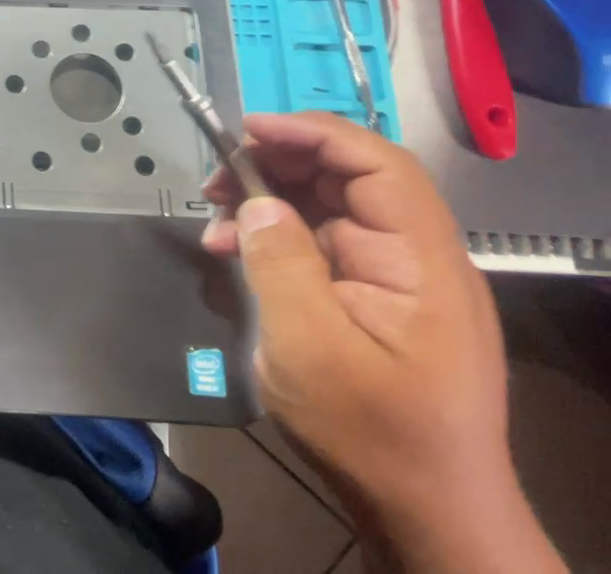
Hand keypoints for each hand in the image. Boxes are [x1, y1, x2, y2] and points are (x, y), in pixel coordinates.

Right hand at [202, 113, 557, 570]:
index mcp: (420, 262)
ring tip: (214, 226)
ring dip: (269, 205)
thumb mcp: (308, 343)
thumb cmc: (369, 428)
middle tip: (213, 183)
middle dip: (277, 167)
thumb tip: (256, 203)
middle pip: (350, 180)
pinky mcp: (375, 302)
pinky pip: (323, 248)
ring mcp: (397, 282)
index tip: (244, 130)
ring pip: (330, 211)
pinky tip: (236, 257)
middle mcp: (417, 259)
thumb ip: (280, 261)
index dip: (311, 133)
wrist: (424, 508)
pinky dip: (275, 240)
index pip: (377, 165)